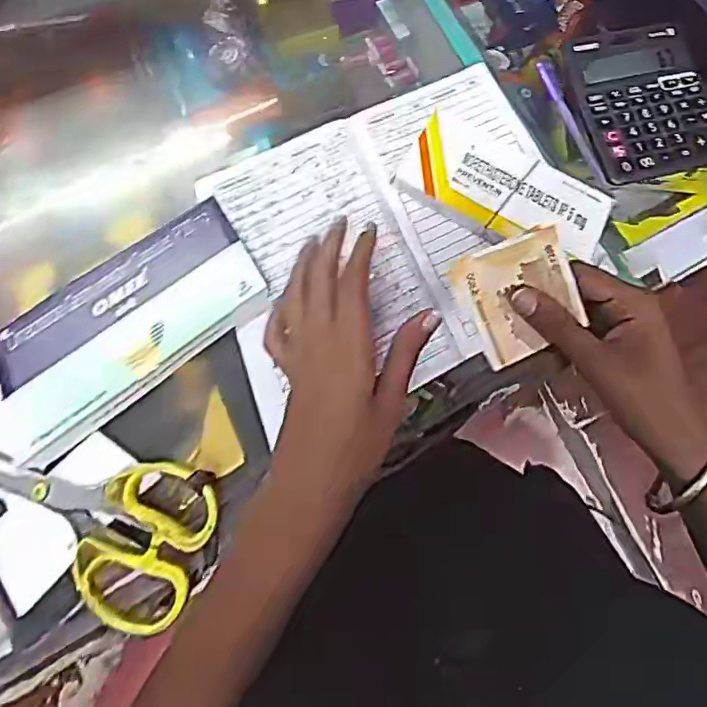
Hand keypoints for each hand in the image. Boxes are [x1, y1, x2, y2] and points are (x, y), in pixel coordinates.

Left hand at [266, 218, 439, 505]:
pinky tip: (285, 298)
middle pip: (318, 281)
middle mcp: (319, 339)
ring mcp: (297, 351)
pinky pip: (278, 328)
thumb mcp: (392, 401)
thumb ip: (406, 353)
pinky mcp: (286, 368)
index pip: (352, 285)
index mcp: (350, 344)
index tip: (367, 231)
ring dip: (302, 266)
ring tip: (310, 243)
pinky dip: (281, 306)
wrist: (308, 482)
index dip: (359, 254)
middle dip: (327, 248)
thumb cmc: (357, 447)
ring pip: (295, 296)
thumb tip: (428, 314)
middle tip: (337, 223)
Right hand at [508, 263, 706, 480]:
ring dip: (554, 317)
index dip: (547, 276)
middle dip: (547, 297)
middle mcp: (632, 304)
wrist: (675, 441)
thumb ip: (556, 325)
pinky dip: (566, 334)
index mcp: (633, 300)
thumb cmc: (640, 398)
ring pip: (581, 310)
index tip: (512, 280)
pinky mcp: (621, 342)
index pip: (582, 275)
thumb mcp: (593, 360)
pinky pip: (587, 329)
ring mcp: (628, 324)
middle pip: (581, 290)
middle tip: (509, 299)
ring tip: (517, 317)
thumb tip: (519, 294)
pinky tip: (540, 341)